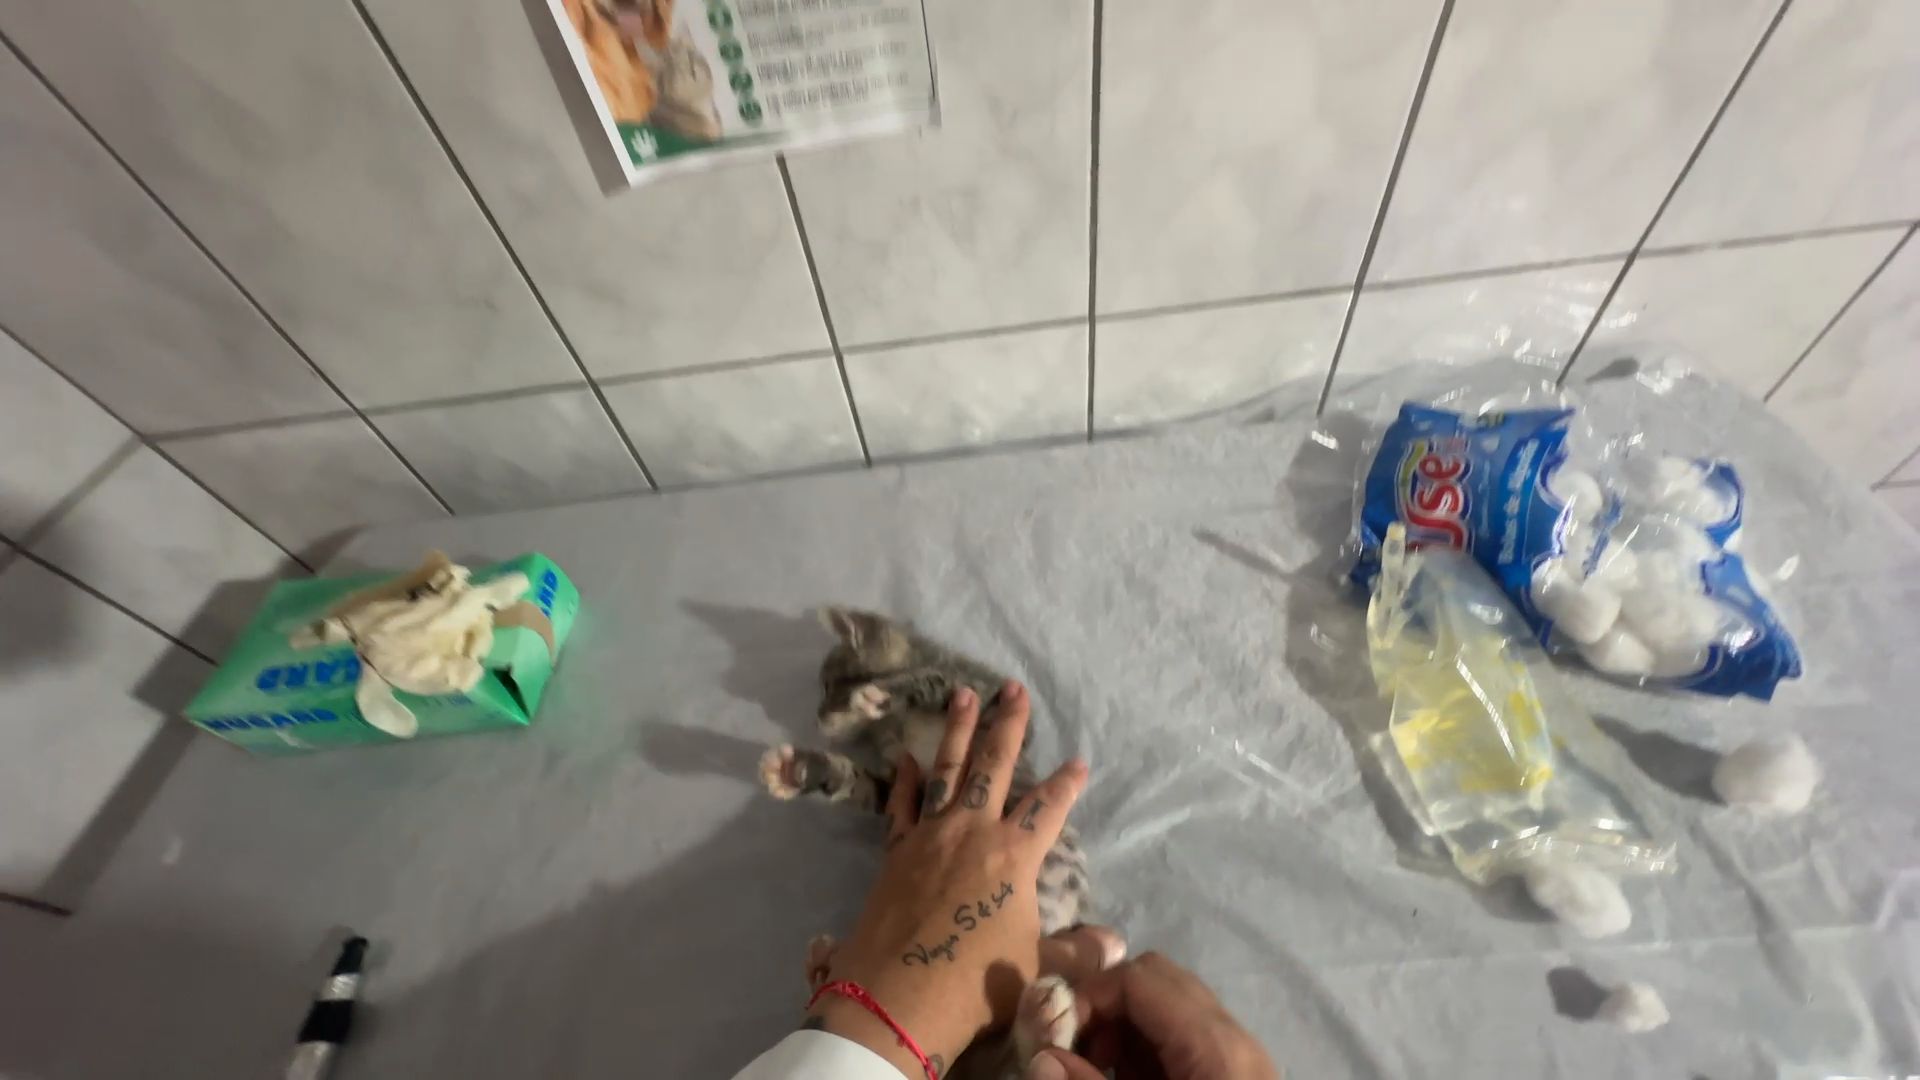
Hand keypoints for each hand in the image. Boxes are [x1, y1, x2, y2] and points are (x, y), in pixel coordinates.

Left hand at [806, 682, 1088, 1077]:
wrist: (897, 999)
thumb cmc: (975, 983)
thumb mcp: (1035, 968)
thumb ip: (1077, 952)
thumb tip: (1118, 944)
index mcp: (1012, 855)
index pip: (1048, 808)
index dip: (1066, 783)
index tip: (1078, 758)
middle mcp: (972, 831)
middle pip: (994, 767)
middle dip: (1007, 724)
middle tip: (1012, 687)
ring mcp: (931, 834)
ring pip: (948, 771)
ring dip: (957, 731)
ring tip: (962, 694)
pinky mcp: (897, 849)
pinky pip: (902, 805)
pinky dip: (905, 780)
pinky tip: (906, 756)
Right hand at [1028, 952, 1279, 1079]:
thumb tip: (1041, 1059)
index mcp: (1214, 1046)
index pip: (1138, 978)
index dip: (1090, 997)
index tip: (1058, 1039)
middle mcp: (1233, 1036)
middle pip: (1156, 977)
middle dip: (1107, 1005)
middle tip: (1080, 1054)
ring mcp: (1239, 1054)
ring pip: (1168, 1002)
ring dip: (1124, 1026)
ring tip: (1101, 1074)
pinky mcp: (1235, 1074)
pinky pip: (1182, 1034)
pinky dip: (1146, 1047)